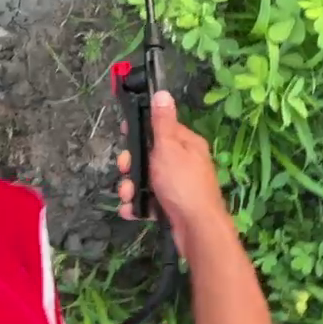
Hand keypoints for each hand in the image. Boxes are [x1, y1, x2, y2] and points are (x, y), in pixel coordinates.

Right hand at [117, 90, 228, 238]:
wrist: (198, 230)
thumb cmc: (182, 183)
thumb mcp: (169, 147)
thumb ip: (162, 122)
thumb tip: (162, 92)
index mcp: (186, 143)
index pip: (160, 128)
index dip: (140, 130)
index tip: (124, 133)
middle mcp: (185, 162)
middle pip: (150, 155)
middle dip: (132, 164)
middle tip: (125, 170)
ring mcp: (180, 185)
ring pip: (148, 179)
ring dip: (132, 187)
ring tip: (127, 197)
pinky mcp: (174, 206)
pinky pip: (151, 199)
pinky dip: (140, 204)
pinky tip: (132, 210)